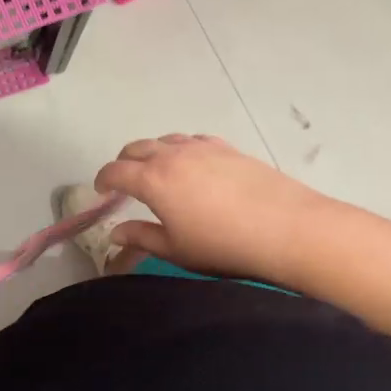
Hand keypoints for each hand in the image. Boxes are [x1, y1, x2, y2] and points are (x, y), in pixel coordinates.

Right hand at [93, 134, 336, 284]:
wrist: (290, 230)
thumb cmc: (225, 246)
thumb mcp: (176, 250)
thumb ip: (142, 237)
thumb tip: (115, 232)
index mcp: (151, 179)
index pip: (115, 171)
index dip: (102, 180)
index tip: (100, 192)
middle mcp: (171, 155)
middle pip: (136, 148)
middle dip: (124, 162)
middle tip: (124, 182)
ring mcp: (201, 148)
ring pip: (165, 140)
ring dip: (152, 152)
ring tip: (158, 171)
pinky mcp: (228, 148)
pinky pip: (193, 140)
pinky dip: (182, 148)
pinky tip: (193, 164)